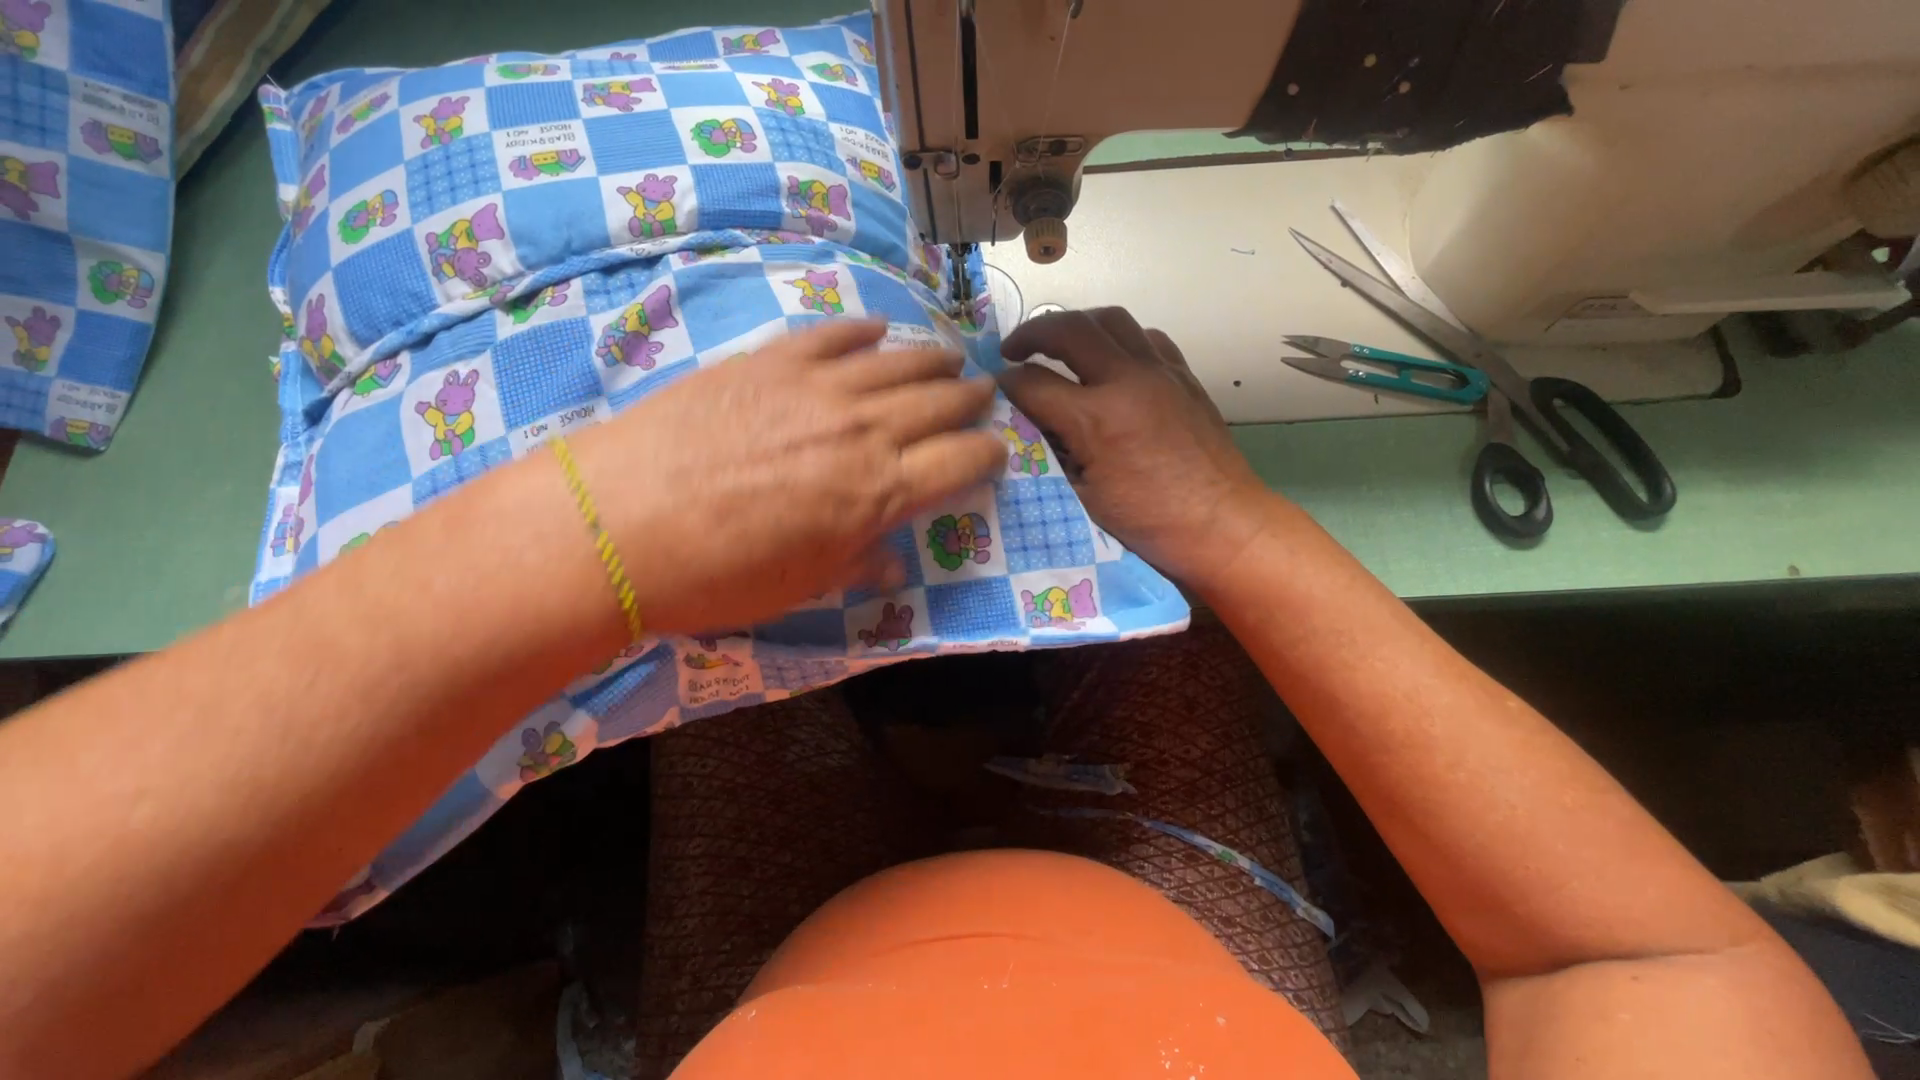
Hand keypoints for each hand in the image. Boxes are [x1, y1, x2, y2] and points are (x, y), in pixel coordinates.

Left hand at [567, 319, 1001, 633]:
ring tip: (951, 358)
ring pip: (896, 362)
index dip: (986, 455)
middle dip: (969, 401)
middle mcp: (863, 430)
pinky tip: (877, 328)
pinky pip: (832, 336)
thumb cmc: (718, 576)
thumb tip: (892, 560)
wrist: (622, 524)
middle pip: (937, 404)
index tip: (995, 452)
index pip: (959, 463)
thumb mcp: (800, 586)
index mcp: (879, 492)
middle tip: (983, 396)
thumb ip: (856, 563)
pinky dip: (862, 330)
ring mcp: (817, 387)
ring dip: (932, 360)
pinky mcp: (771, 360)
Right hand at [998, 308, 1272, 587]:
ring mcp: (1160, 372)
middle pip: (1068, 329)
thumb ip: (1050, 455)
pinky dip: (1119, 338)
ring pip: (1111, 319)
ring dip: (1076, 325)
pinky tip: (1111, 359)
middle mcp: (1127, 380)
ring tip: (1059, 344)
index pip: (1032, 383)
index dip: (1004, 385)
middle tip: (1012, 350)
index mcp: (1095, 417)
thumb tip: (1027, 428)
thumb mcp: (1083, 497)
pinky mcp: (1184, 376)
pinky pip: (1147, 337)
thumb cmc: (1149, 522)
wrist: (1222, 524)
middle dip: (1031, 334)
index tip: (992, 391)